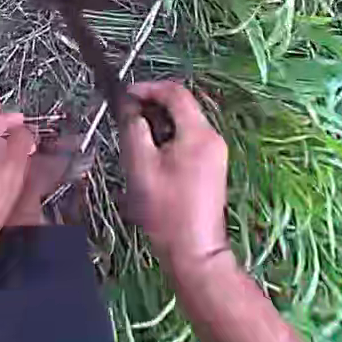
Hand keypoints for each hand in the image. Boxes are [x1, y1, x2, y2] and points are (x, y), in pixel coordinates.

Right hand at [121, 81, 229, 268]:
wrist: (194, 253)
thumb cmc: (166, 210)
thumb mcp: (141, 164)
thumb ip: (134, 128)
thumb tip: (130, 105)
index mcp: (198, 133)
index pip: (175, 92)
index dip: (148, 88)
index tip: (125, 96)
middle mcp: (212, 137)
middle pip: (181, 104)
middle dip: (152, 104)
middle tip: (128, 116)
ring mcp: (215, 152)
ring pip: (184, 121)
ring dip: (159, 121)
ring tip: (136, 135)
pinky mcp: (212, 165)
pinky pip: (189, 137)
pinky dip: (169, 135)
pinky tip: (152, 152)